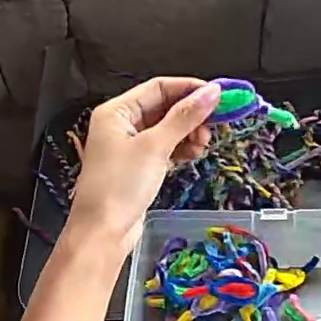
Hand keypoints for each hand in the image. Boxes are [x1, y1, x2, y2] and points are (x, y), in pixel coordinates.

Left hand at [66, 77, 219, 253]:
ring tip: (202, 145)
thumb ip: (184, 117)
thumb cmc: (119, 187)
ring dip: (188, 133)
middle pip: (164, 107)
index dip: (189, 89)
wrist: (102, 232)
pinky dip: (180, 149)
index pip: (158, 87)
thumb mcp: (155, 146)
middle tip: (212, 126)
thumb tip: (212, 92)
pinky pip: (164, 148)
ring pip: (167, 128)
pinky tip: (193, 155)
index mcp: (115, 112)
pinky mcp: (138, 167)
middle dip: (190, 114)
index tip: (218, 96)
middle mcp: (120, 125)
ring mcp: (129, 147)